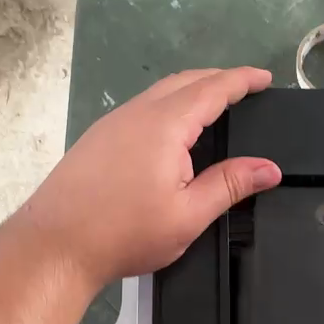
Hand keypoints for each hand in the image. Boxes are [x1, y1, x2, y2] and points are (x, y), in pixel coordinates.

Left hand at [15, 67, 281, 285]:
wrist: (53, 246)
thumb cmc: (125, 232)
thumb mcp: (189, 215)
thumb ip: (230, 185)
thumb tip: (269, 169)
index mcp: (165, 125)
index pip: (212, 89)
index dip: (242, 80)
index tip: (266, 77)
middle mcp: (137, 113)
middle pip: (184, 81)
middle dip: (218, 79)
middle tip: (246, 88)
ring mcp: (112, 124)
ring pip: (159, 93)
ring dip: (191, 90)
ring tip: (215, 104)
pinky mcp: (97, 139)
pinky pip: (142, 108)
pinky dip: (169, 105)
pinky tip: (173, 129)